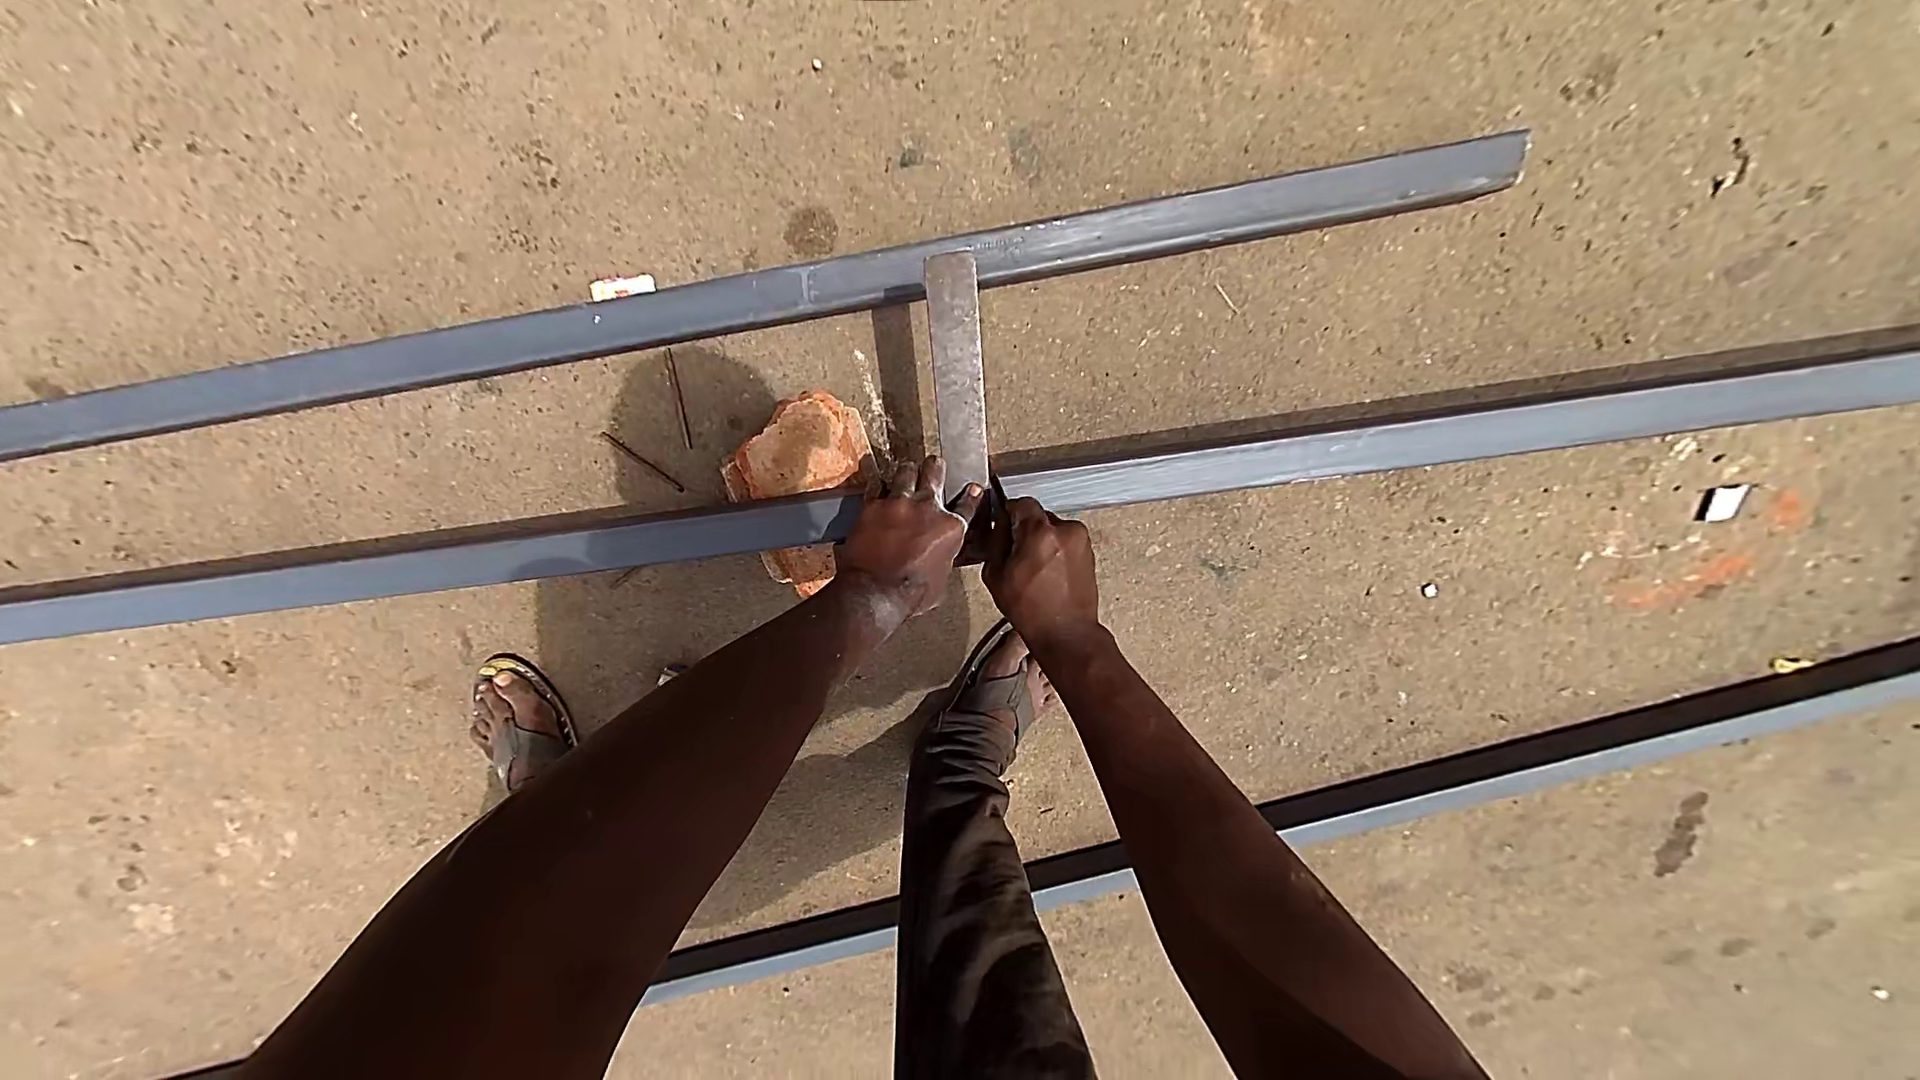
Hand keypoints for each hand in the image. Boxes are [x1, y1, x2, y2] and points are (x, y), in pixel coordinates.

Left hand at [834, 455, 981, 623]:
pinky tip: (878, 485)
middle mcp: (928, 509)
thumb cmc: (910, 594)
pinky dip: (878, 486)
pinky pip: (876, 486)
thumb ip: (944, 558)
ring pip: (905, 471)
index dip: (972, 496)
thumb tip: (940, 557)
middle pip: (935, 473)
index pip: (967, 506)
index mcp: (951, 528)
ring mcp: (899, 504)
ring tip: (906, 469)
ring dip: (907, 471)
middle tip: (934, 464)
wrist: (876, 592)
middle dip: (936, 467)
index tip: (974, 489)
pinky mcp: (873, 506)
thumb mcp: (941, 578)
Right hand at [983, 497, 1100, 651]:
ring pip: (1052, 529)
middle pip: (1038, 516)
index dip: (1008, 513)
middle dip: (1025, 530)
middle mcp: (1065, 531)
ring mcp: (1080, 541)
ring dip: (1041, 540)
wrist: (1066, 632)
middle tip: (1015, 552)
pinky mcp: (1089, 552)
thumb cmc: (1033, 611)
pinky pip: (1065, 541)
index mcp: (1040, 533)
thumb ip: (996, 542)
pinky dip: (1055, 550)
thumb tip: (1000, 526)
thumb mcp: (996, 575)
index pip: (1021, 503)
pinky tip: (1046, 572)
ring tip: (1033, 568)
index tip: (1003, 523)